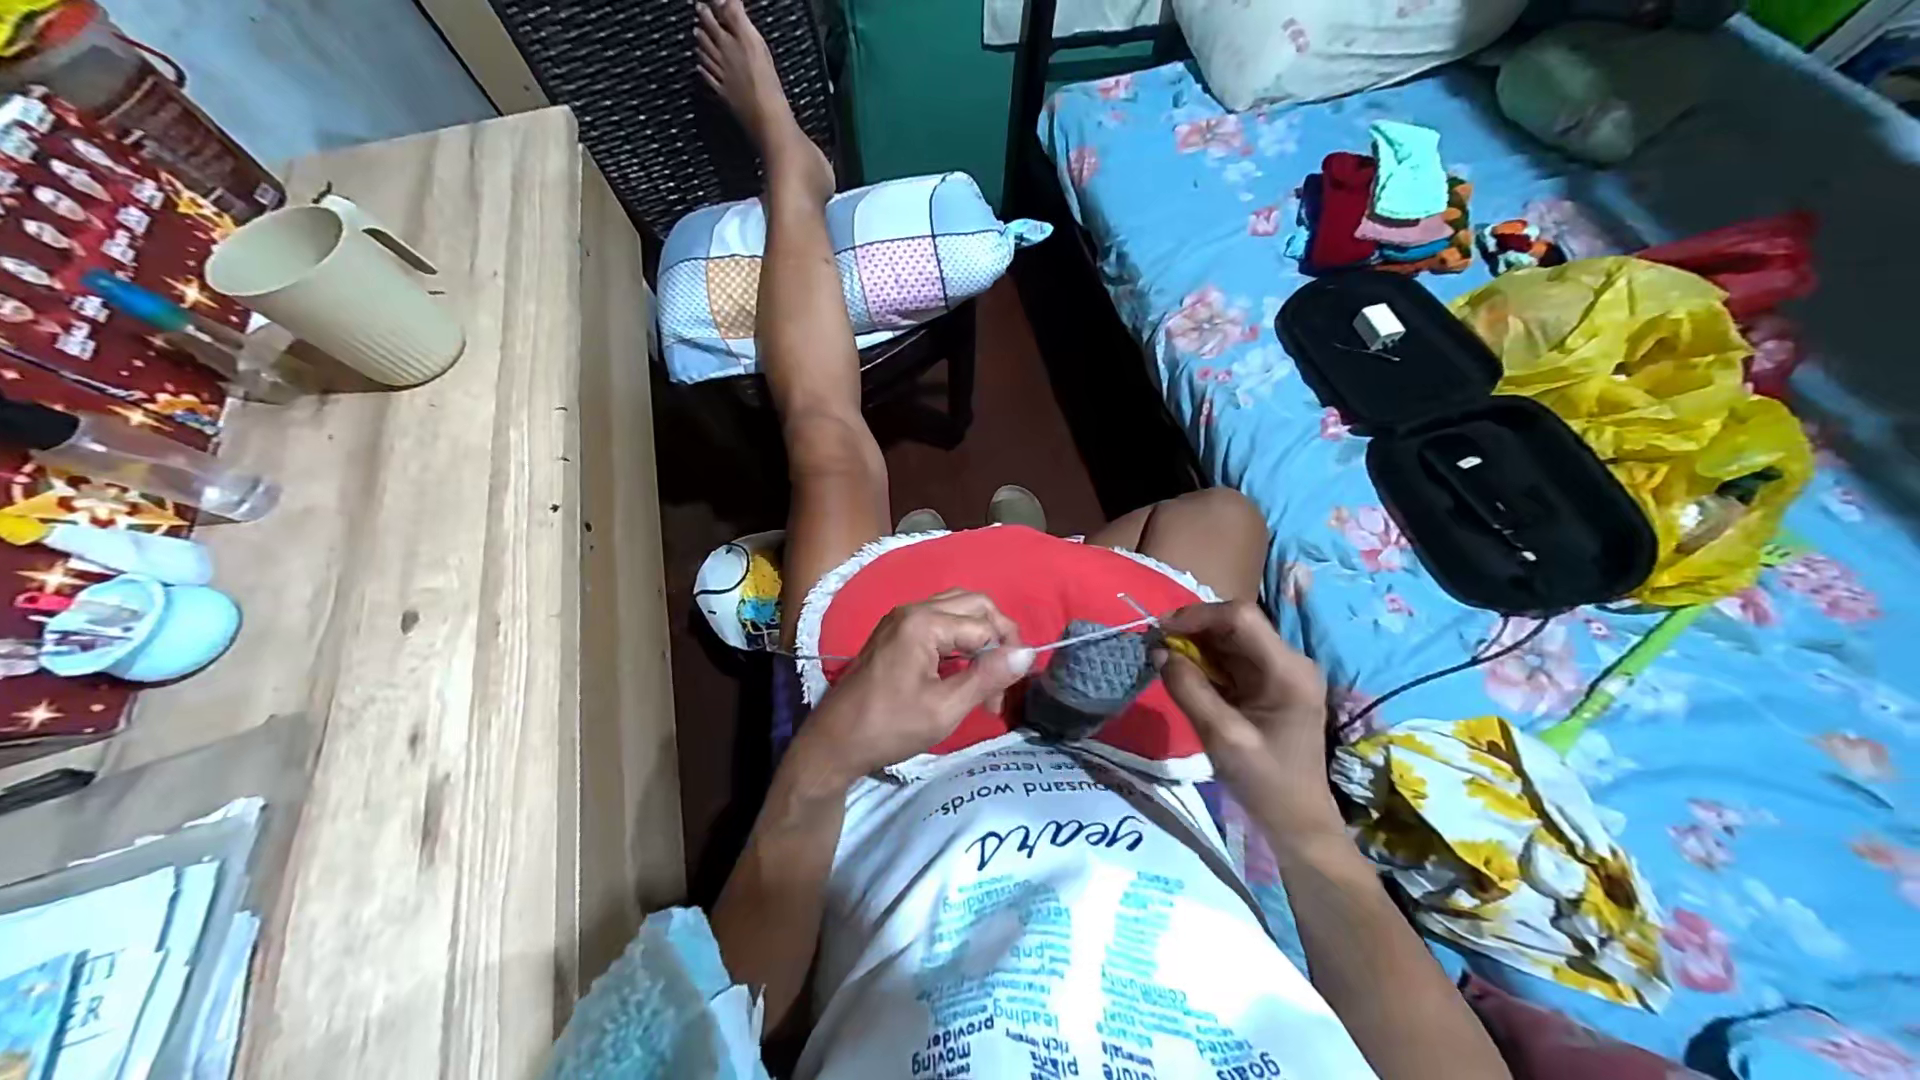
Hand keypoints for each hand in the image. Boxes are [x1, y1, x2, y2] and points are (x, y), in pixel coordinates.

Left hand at [791, 590, 1030, 786]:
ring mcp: (901, 619)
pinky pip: (939, 621)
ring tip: (986, 677)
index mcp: (924, 622)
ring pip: (957, 609)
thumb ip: (987, 677)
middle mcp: (913, 609)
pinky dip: (959, 640)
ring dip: (980, 636)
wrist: (834, 743)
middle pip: (974, 604)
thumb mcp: (945, 708)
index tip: (1004, 696)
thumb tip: (1028, 654)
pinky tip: (962, 672)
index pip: (986, 625)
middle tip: (1003, 677)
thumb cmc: (889, 727)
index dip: (1005, 655)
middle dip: (998, 636)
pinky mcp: (895, 632)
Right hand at [1156, 600, 1340, 831]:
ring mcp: (1280, 672)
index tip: (1160, 631)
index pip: (1241, 617)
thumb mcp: (1221, 737)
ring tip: (1164, 657)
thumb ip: (1188, 689)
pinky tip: (1184, 671)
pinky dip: (1204, 658)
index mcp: (1288, 670)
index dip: (1198, 616)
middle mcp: (1289, 661)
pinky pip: (1231, 657)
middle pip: (1236, 623)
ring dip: (1195, 642)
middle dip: (1193, 628)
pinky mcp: (1268, 683)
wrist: (1297, 822)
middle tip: (1156, 645)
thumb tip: (1158, 651)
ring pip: (1231, 637)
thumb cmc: (1265, 782)